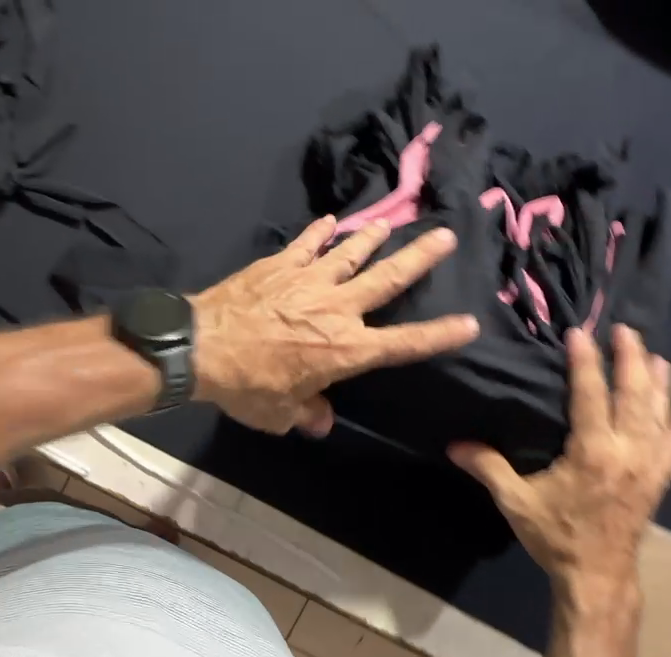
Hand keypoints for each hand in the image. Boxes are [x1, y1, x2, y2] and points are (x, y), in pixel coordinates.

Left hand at [191, 216, 480, 435]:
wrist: (200, 348)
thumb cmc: (246, 387)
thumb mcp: (280, 416)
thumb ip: (307, 415)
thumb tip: (321, 421)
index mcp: (346, 350)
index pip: (404, 344)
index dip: (439, 336)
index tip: (469, 323)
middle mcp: (337, 309)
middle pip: (388, 278)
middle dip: (420, 257)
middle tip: (445, 235)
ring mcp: (309, 280)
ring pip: (351, 253)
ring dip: (372, 237)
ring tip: (390, 224)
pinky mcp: (279, 265)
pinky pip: (306, 244)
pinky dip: (319, 233)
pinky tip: (328, 222)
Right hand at [449, 327, 670, 597]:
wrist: (595, 573)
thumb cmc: (554, 536)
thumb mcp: (515, 502)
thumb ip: (488, 468)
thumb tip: (455, 445)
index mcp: (591, 451)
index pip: (590, 394)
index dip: (585, 362)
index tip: (580, 334)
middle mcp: (627, 450)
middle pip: (634, 393)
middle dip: (630, 359)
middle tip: (626, 331)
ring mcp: (649, 464)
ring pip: (660, 413)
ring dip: (659, 382)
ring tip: (657, 358)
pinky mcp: (660, 480)